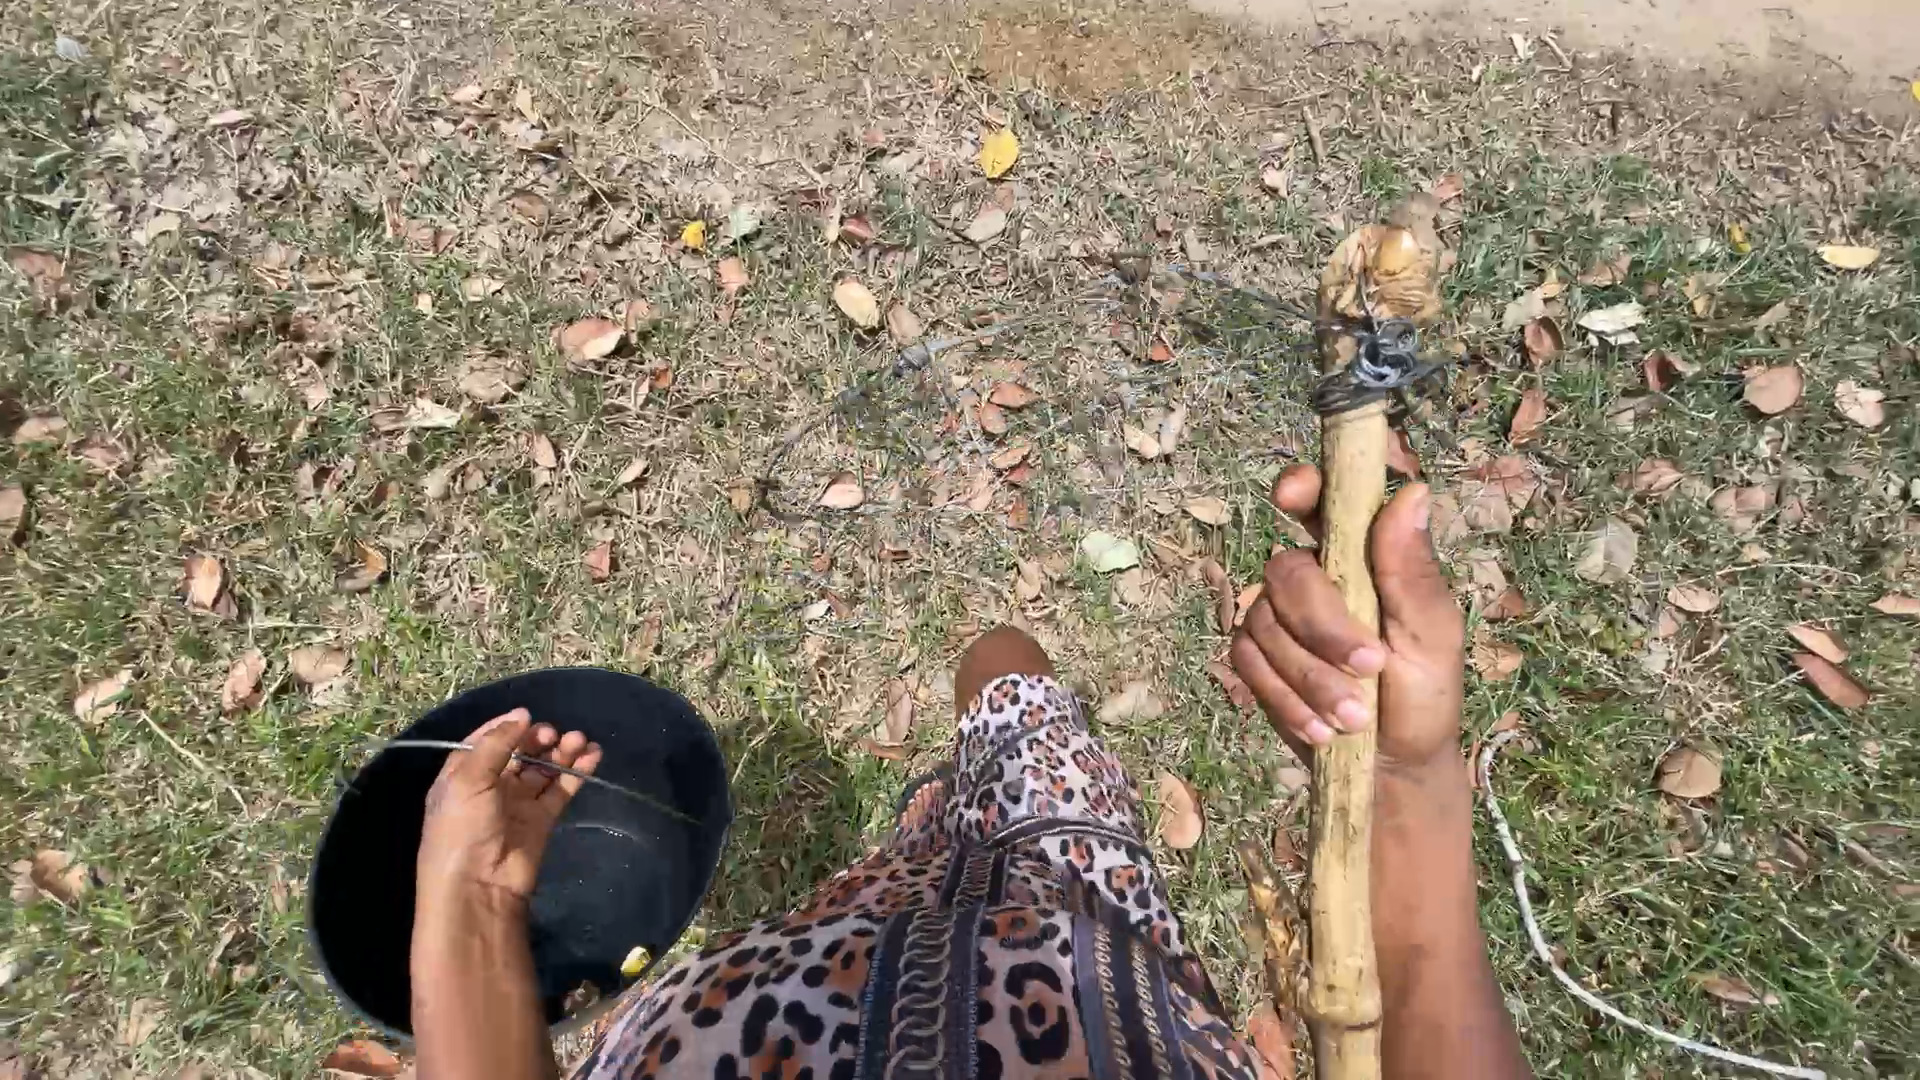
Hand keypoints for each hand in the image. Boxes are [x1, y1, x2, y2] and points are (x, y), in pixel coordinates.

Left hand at [416, 708, 602, 909]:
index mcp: (462, 777)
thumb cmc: (462, 829)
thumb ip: (496, 744)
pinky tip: (593, 755)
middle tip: (554, 734)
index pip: (485, 742)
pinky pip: (563, 787)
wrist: (478, 886)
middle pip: (520, 752)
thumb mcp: (468, 780)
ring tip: (581, 741)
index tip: (528, 716)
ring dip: (563, 752)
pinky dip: (578, 770)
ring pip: (545, 768)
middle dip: (539, 739)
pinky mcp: (543, 817)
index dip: (507, 727)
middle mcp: (490, 787)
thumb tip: (523, 714)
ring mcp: (518, 803)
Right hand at [1230, 465, 1464, 771]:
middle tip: (1368, 668)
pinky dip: (1284, 697)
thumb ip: (1412, 571)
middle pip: (1287, 573)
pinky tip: (1318, 726)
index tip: (1290, 494)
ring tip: (1352, 717)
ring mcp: (1275, 616)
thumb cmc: (1424, 695)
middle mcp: (1311, 578)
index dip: (1302, 487)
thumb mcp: (1433, 636)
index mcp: (1359, 558)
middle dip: (1322, 626)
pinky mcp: (1252, 655)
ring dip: (1309, 676)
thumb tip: (1414, 492)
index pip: (1323, 504)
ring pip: (1265, 624)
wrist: (1390, 767)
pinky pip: (1246, 660)